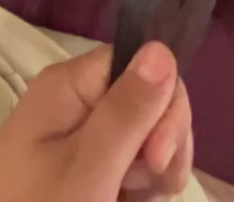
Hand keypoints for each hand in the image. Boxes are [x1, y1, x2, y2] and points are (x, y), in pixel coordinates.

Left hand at [0, 42, 194, 201]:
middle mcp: (78, 101)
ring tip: (126, 198)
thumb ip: (126, 112)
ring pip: (148, 136)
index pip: (138, 59)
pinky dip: (141, 187)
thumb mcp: (86, 169)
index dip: (161, 100)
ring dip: (155, 171)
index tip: (156, 154)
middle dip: (163, 142)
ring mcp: (84, 138)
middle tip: (141, 185)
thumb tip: (162, 47)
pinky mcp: (90, 170)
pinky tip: (125, 201)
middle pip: (148, 99)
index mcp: (70, 84)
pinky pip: (136, 165)